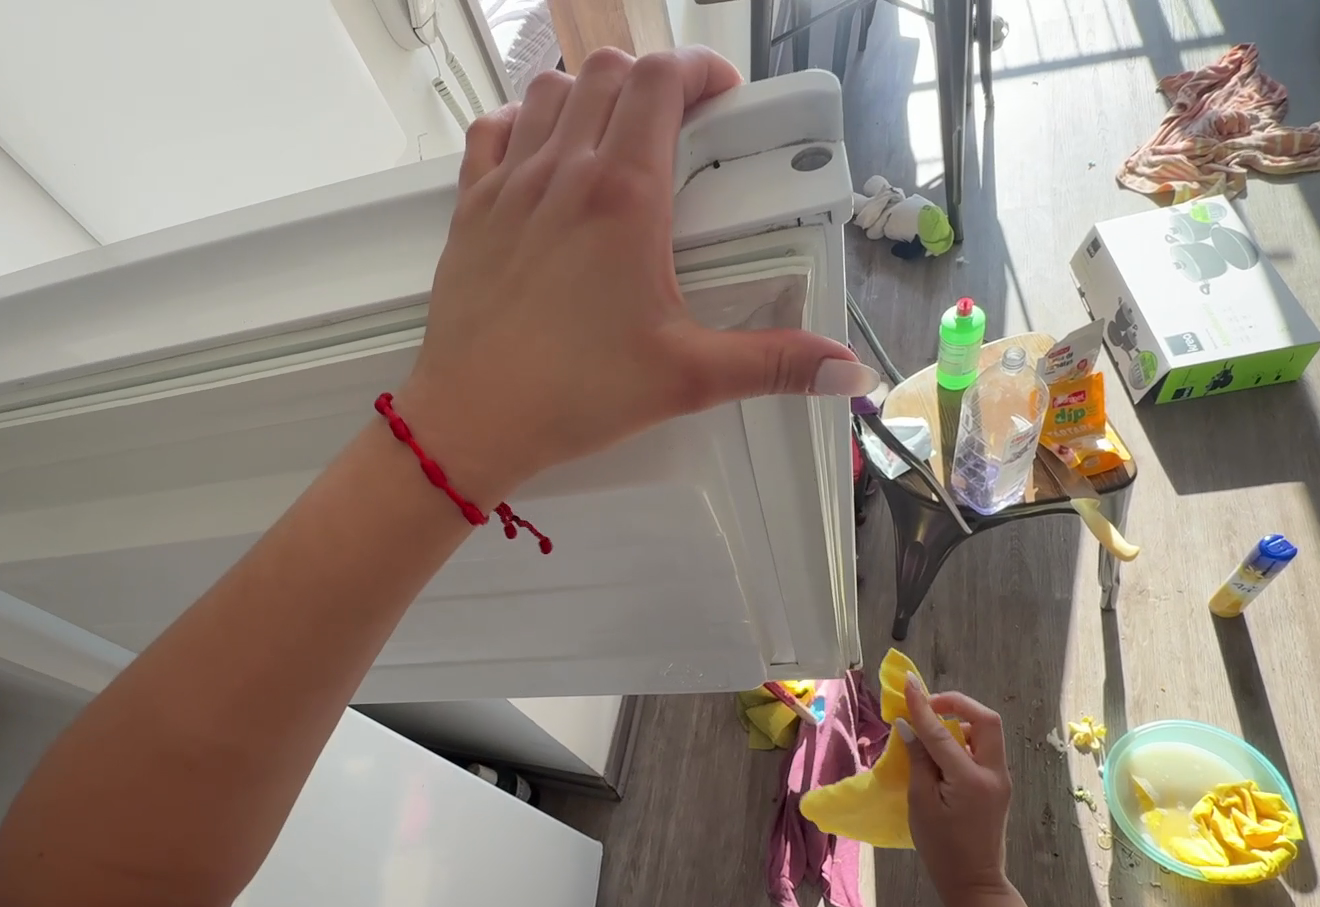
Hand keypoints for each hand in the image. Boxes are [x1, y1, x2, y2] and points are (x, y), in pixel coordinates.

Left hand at [393, 47, 874, 502]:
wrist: (473, 420)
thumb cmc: (574, 395)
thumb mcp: (688, 378)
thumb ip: (775, 364)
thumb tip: (849, 375)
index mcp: (623, 196)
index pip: (663, 80)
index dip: (700, 71)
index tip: (721, 100)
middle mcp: (562, 173)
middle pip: (608, 71)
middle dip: (652, 81)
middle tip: (677, 126)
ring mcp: (509, 187)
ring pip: (549, 90)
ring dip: (588, 94)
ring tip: (613, 138)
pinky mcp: (470, 212)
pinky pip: (493, 132)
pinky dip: (522, 123)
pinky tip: (540, 155)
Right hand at [897, 678, 1012, 903]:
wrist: (973, 882)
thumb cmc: (940, 847)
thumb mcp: (920, 802)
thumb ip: (918, 760)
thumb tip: (908, 725)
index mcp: (970, 779)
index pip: (942, 731)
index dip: (922, 706)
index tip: (907, 683)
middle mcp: (993, 773)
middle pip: (986, 720)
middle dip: (957, 704)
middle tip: (928, 705)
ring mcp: (1000, 779)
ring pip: (988, 732)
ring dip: (961, 720)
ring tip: (931, 727)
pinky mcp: (998, 784)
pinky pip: (984, 748)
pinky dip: (964, 737)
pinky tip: (942, 747)